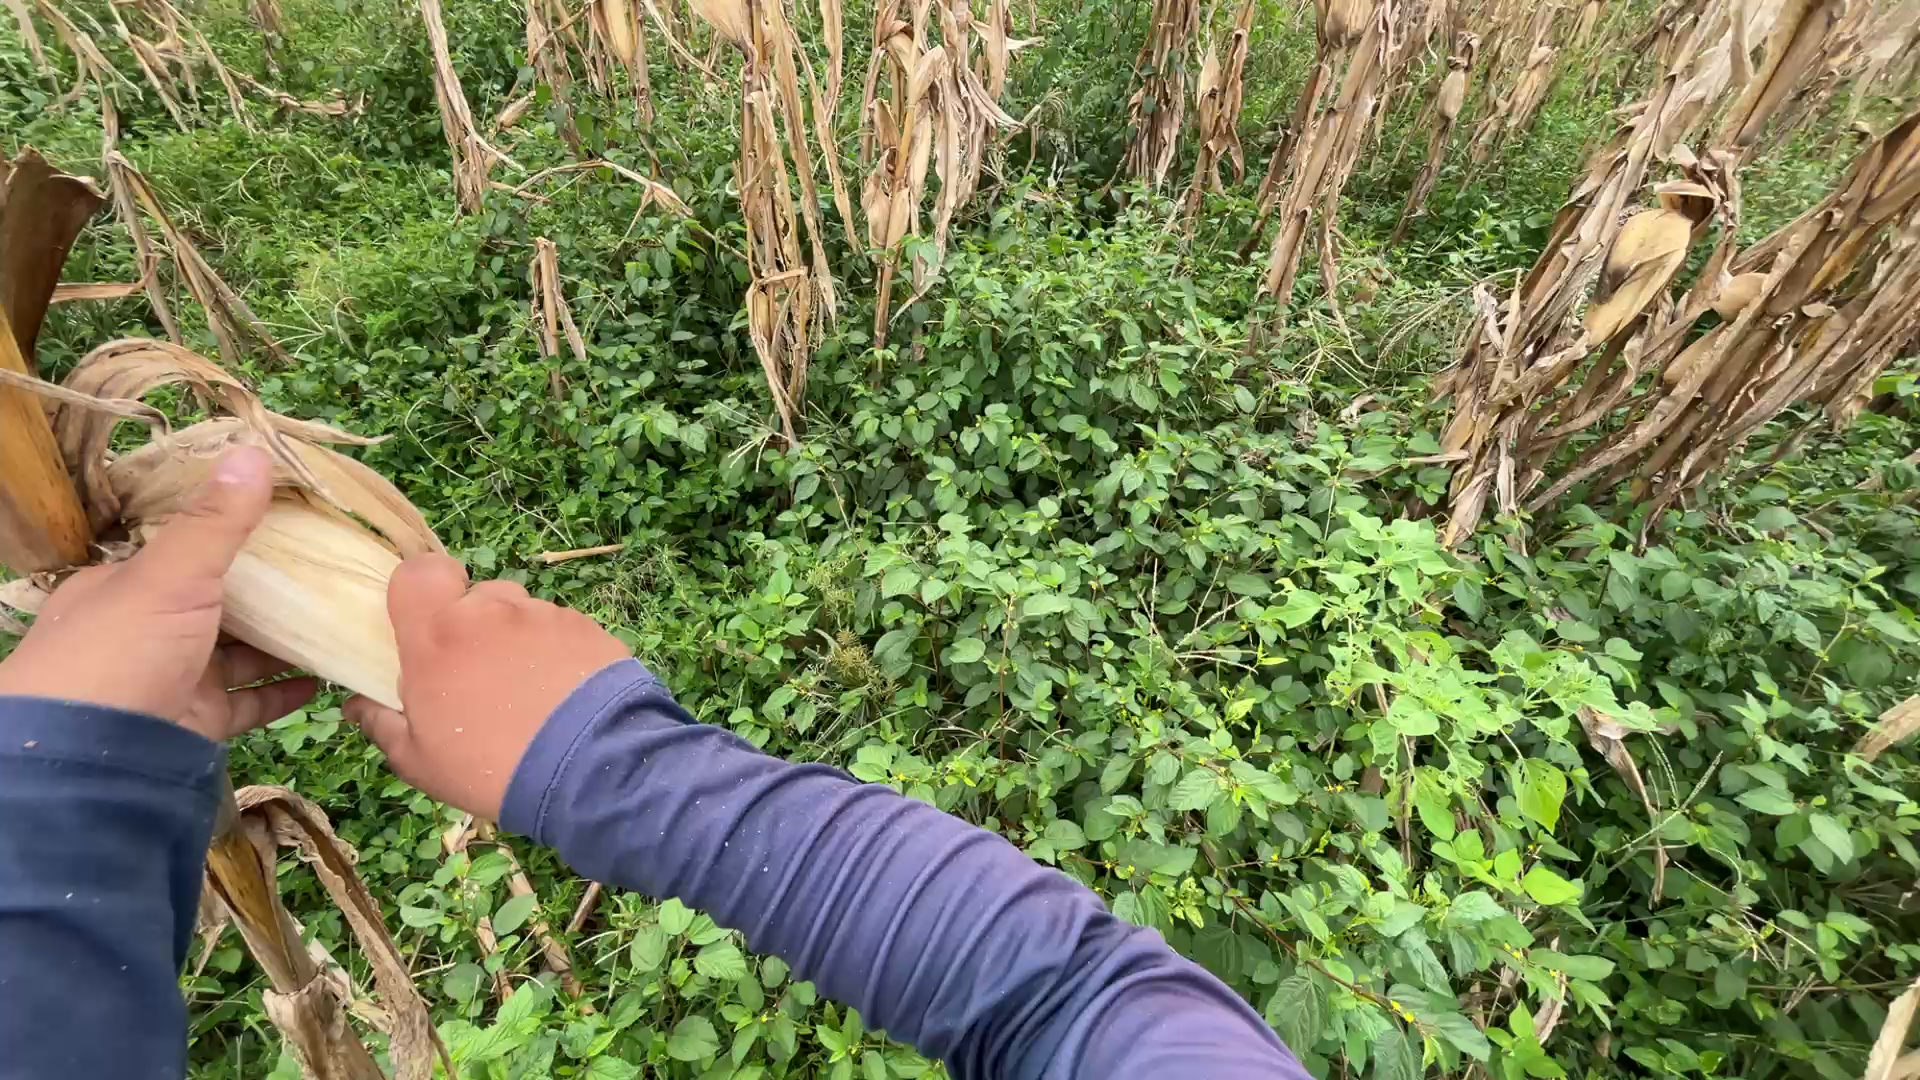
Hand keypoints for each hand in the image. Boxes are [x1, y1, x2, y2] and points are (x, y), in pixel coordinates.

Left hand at [0, 445, 317, 740]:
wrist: (90, 756)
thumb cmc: (120, 653)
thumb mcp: (170, 577)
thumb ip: (217, 522)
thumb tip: (253, 451)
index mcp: (124, 591)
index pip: (187, 556)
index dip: (239, 542)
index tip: (301, 532)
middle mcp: (148, 632)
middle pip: (225, 605)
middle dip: (280, 596)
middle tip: (340, 579)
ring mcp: (176, 678)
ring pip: (247, 653)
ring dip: (293, 643)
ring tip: (348, 624)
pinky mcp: (202, 718)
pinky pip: (257, 699)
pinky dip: (292, 689)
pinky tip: (329, 677)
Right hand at [343, 554, 630, 819]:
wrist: (590, 763)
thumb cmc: (490, 764)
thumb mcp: (419, 759)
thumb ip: (385, 722)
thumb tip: (359, 705)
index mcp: (438, 634)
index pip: (419, 572)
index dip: (421, 587)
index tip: (427, 620)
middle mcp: (493, 612)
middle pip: (477, 595)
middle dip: (474, 623)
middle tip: (481, 670)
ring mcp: (546, 615)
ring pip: (521, 611)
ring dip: (518, 636)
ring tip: (529, 685)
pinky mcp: (588, 626)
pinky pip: (560, 626)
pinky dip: (557, 647)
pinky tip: (563, 686)